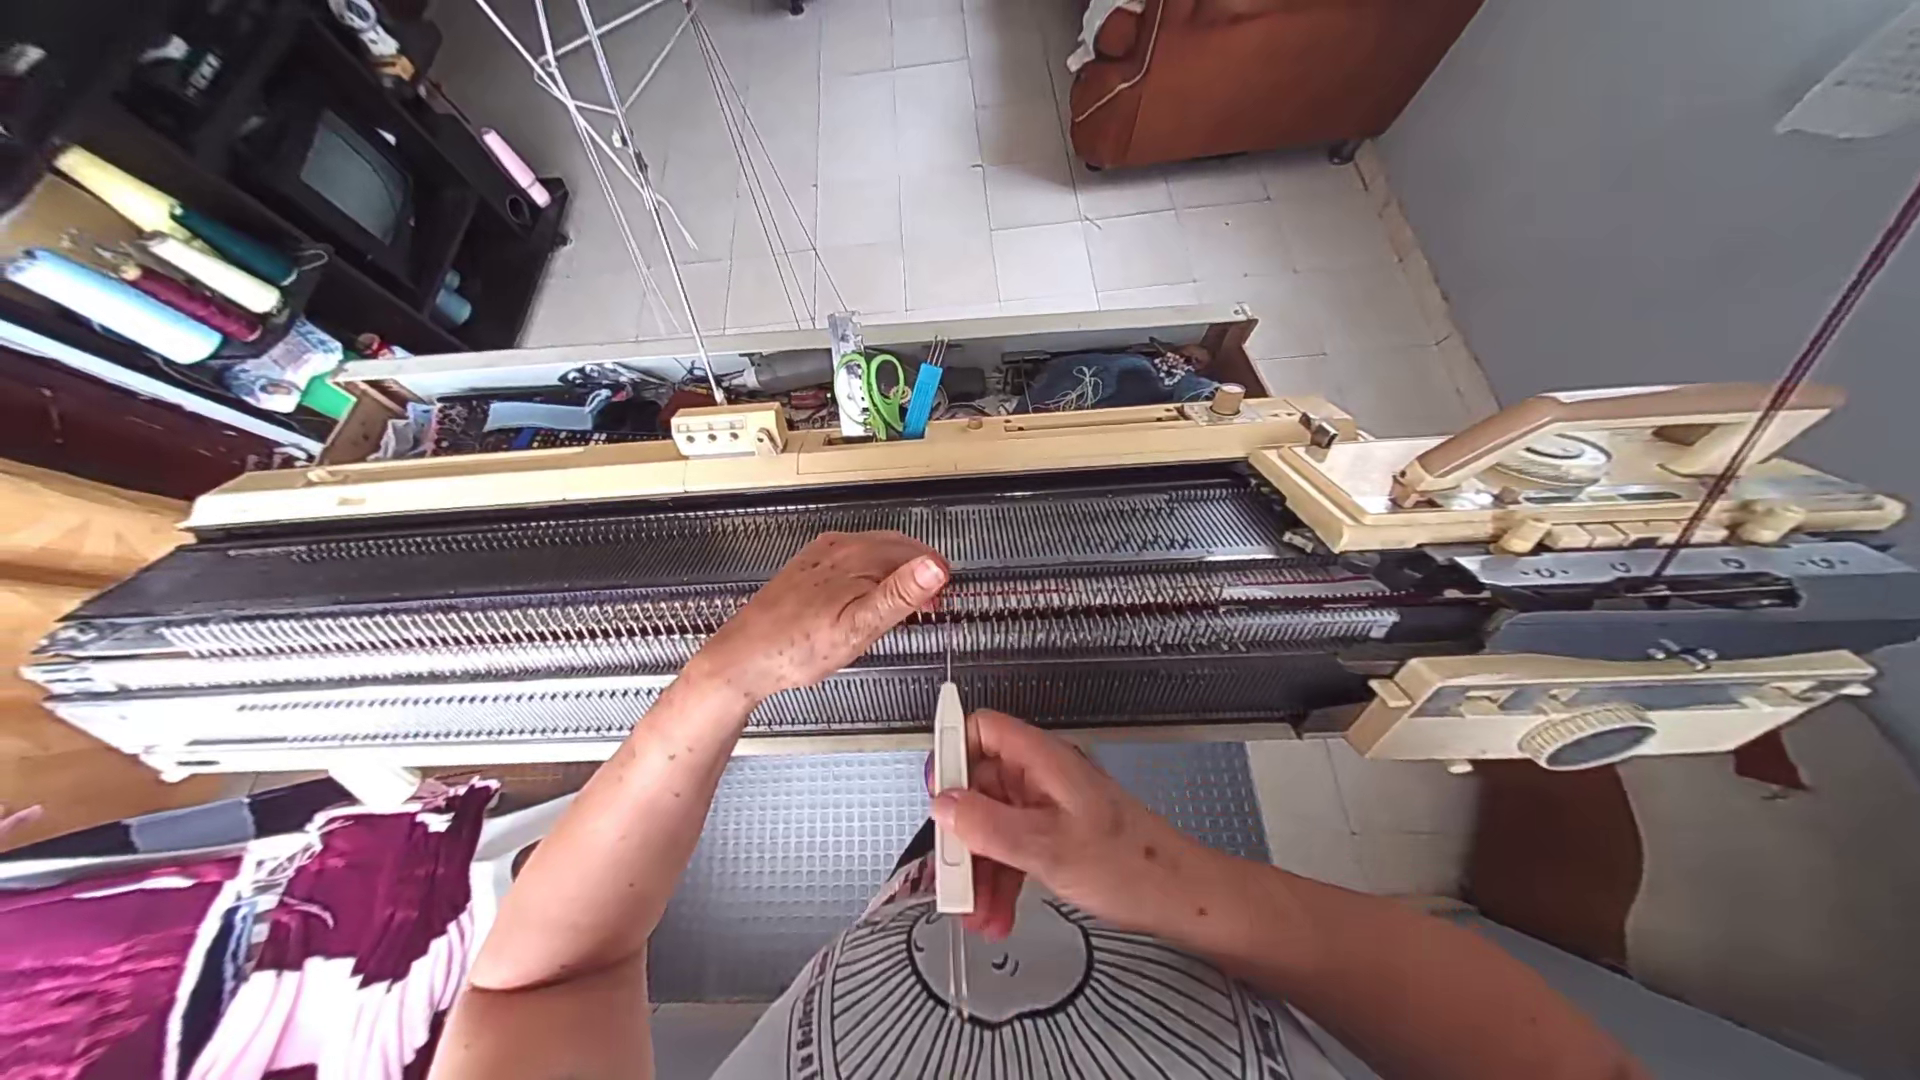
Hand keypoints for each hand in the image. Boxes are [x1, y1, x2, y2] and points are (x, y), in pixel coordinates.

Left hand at [689, 531, 947, 701]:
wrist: (742, 658)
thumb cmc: (794, 649)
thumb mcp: (859, 627)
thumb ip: (900, 595)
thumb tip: (934, 568)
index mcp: (857, 556)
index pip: (916, 553)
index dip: (935, 577)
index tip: (941, 600)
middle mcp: (838, 547)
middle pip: (897, 548)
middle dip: (918, 573)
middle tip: (929, 604)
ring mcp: (821, 556)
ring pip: (874, 554)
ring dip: (896, 574)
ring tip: (903, 604)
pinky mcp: (809, 569)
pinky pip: (852, 561)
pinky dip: (871, 576)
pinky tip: (866, 598)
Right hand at [932, 710, 1207, 941]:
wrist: (1181, 899)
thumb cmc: (1127, 864)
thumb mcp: (1048, 847)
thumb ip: (988, 825)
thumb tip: (941, 806)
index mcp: (1041, 759)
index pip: (982, 729)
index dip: (953, 754)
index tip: (936, 797)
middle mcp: (1039, 775)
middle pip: (978, 785)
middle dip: (961, 834)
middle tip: (952, 879)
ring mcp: (1045, 806)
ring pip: (991, 823)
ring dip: (978, 868)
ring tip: (976, 916)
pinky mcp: (1052, 833)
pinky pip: (1011, 847)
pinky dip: (999, 878)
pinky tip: (996, 916)